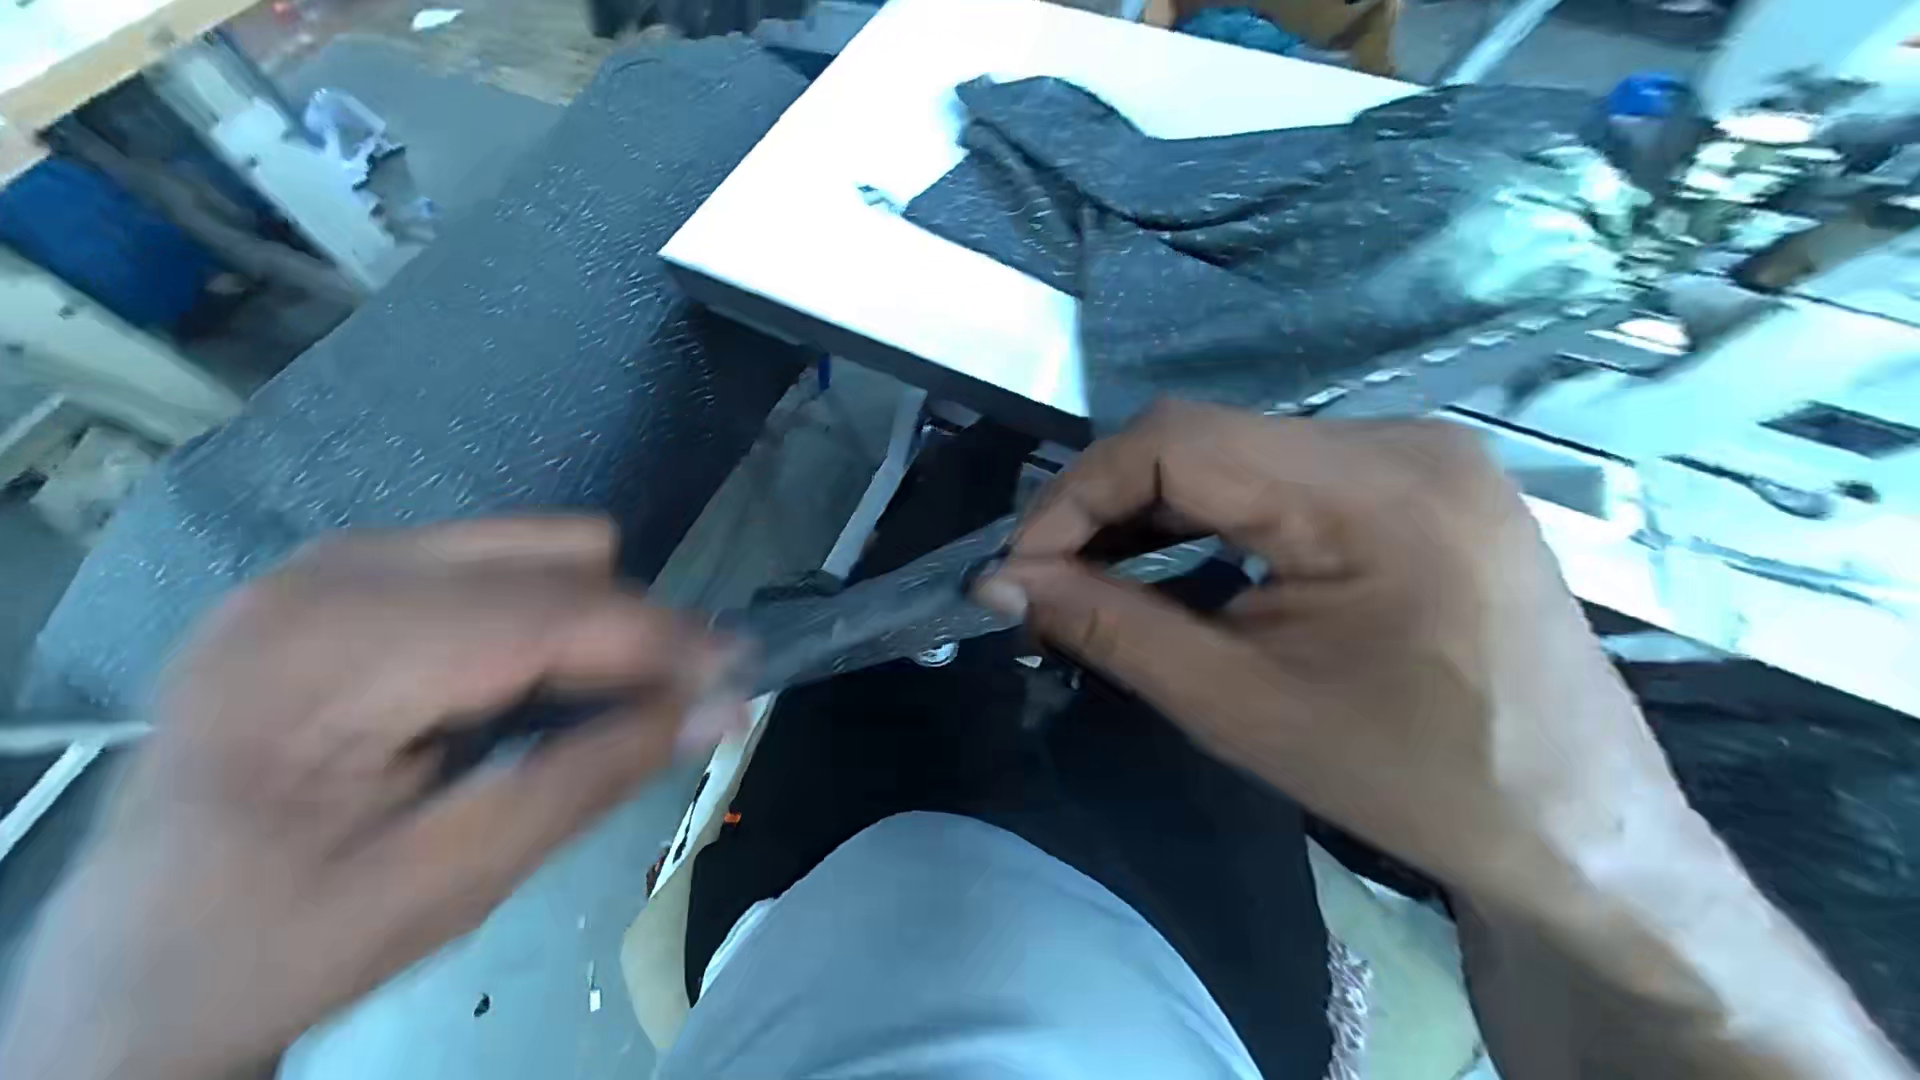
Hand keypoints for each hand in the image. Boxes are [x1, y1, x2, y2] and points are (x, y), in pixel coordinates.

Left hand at [0, 519, 742, 1079]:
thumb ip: (601, 774)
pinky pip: (505, 558)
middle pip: (562, 556)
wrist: (128, 971)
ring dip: (592, 623)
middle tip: (659, 709)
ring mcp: (333, 561)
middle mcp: (331, 574)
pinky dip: (547, 616)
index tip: (742, 674)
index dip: (665, 642)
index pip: (554, 613)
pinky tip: (518, 684)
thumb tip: (725, 708)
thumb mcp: (457, 878)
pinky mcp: (348, 571)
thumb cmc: (282, 941)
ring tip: (582, 703)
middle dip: (631, 635)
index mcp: (332, 654)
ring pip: (544, 545)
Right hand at [978, 403, 1692, 908]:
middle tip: (1048, 577)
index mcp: (1373, 492)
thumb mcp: (1234, 705)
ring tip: (1094, 573)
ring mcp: (1412, 453)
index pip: (1175, 442)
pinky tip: (1169, 560)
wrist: (1577, 830)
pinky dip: (1202, 513)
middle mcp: (1398, 441)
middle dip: (1103, 503)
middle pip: (1199, 437)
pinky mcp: (1410, 480)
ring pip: (1230, 451)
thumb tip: (1001, 583)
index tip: (1021, 565)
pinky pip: (1272, 472)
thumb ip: (1106, 626)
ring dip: (1147, 508)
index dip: (1076, 493)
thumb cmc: (1407, 779)